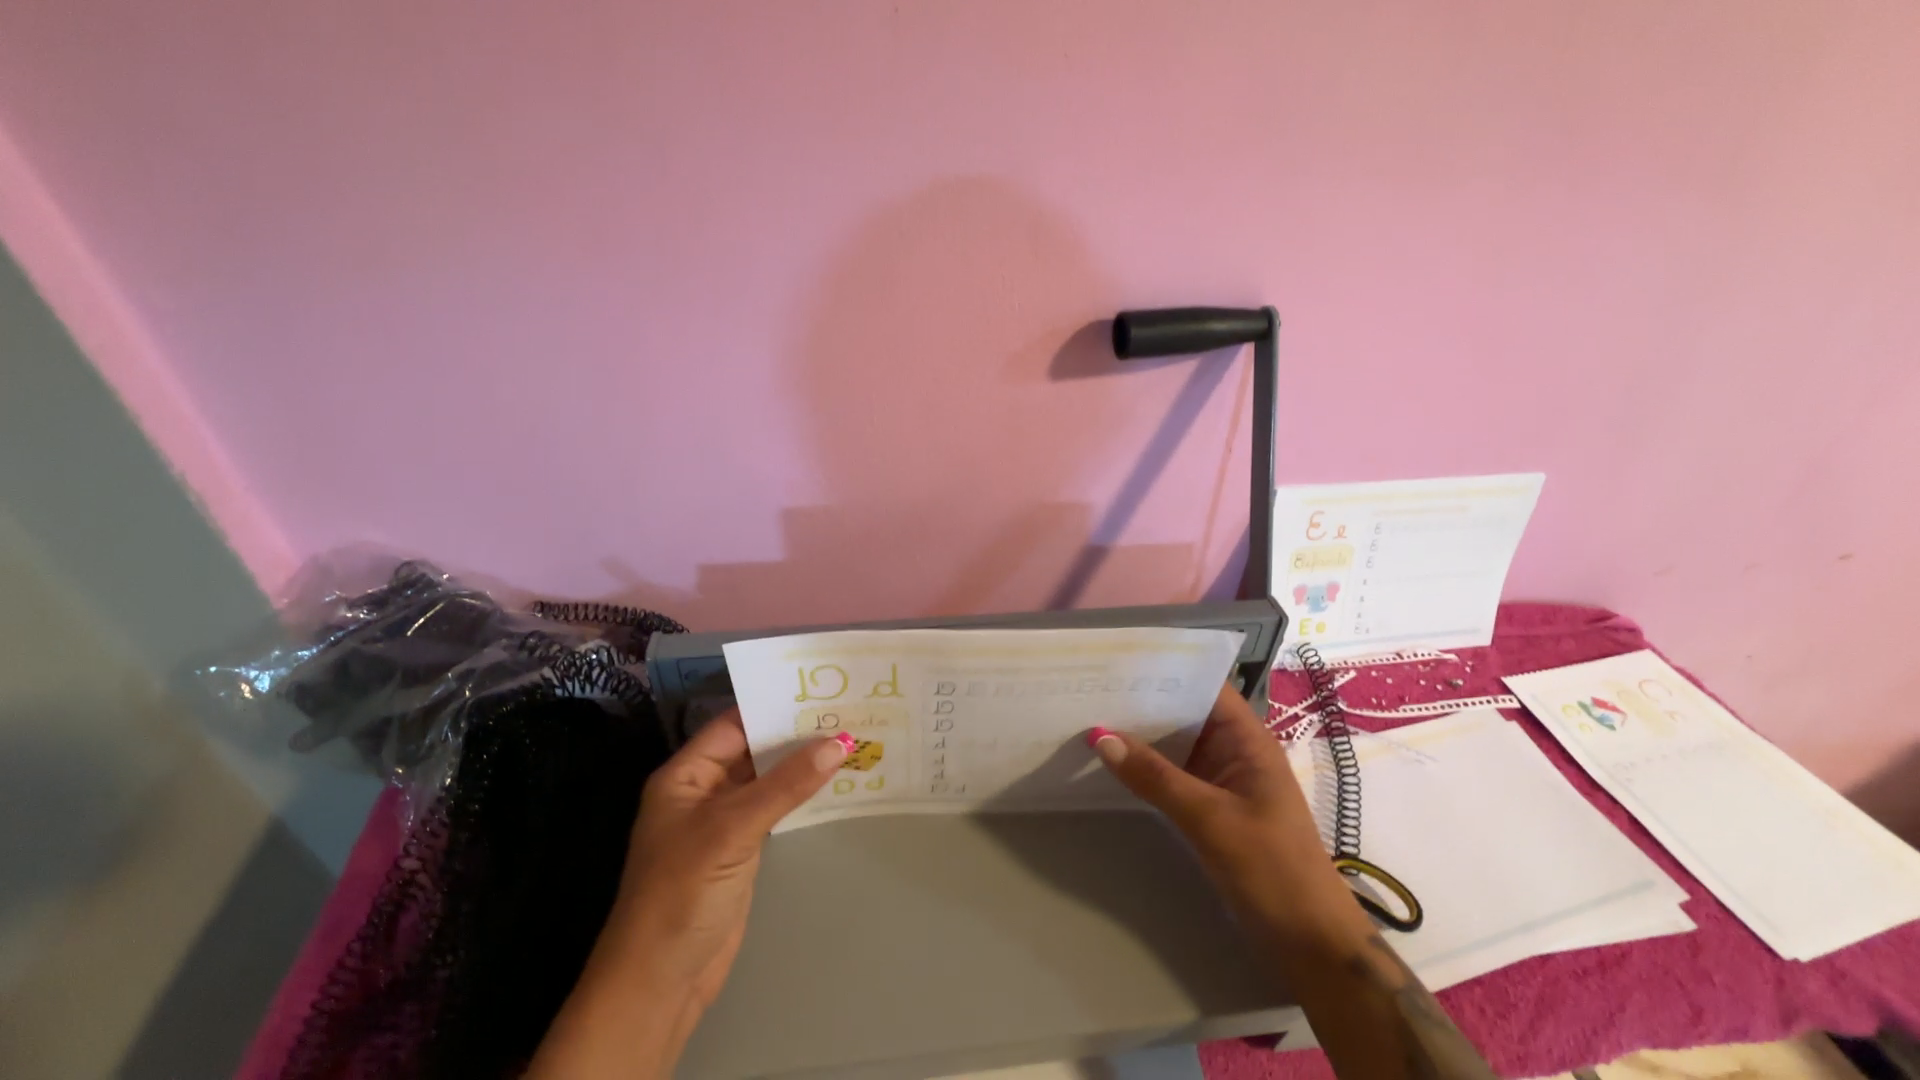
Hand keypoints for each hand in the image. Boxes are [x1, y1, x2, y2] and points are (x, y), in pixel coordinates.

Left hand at [528, 711, 849, 1078]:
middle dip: (796, 733)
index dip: (773, 705)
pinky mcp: (742, 850)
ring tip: (854, 737)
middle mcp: (703, 791)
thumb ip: (785, 785)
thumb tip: (840, 741)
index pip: (733, 724)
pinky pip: (776, 809)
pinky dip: (802, 795)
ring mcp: (723, 823)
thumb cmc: (682, 892)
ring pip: (768, 780)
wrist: (662, 978)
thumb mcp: (731, 829)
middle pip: (754, 750)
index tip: (823, 689)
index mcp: (685, 775)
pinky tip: (836, 782)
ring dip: (803, 764)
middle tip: (851, 710)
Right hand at [1088, 683, 1372, 955]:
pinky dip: (1145, 770)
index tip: (1117, 661)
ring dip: (1140, 737)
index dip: (1167, 670)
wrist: (1308, 940)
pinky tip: (1110, 766)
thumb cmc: (1270, 869)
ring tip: (1087, 718)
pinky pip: (1173, 778)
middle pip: (1186, 714)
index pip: (1206, 686)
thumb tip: (1099, 736)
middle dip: (1142, 702)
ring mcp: (1223, 784)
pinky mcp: (1212, 812)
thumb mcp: (1209, 818)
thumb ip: (1155, 777)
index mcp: (1248, 741)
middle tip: (1087, 688)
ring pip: (1176, 747)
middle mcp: (1235, 753)